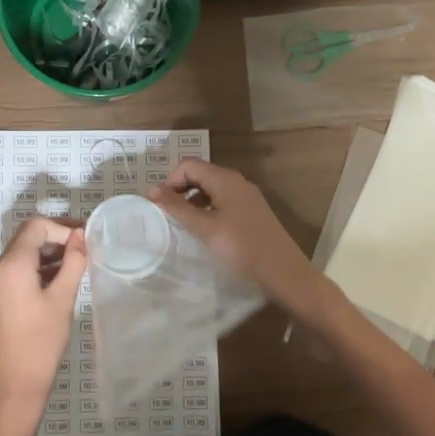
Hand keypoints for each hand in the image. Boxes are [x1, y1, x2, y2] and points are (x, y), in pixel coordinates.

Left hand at [0, 216, 86, 420]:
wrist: (16, 383)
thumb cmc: (42, 340)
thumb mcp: (63, 298)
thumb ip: (73, 262)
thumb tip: (82, 235)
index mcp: (13, 264)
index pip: (37, 226)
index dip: (63, 227)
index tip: (86, 240)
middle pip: (28, 236)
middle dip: (57, 236)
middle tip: (86, 246)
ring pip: (25, 252)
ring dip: (50, 252)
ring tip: (79, 262)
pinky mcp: (1, 295)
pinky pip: (20, 269)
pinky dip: (41, 266)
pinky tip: (63, 278)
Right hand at [148, 158, 326, 318]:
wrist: (282, 270)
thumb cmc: (241, 247)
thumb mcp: (205, 228)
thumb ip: (178, 208)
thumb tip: (152, 190)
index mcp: (225, 179)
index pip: (188, 165)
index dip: (170, 181)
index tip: (161, 206)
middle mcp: (237, 181)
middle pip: (200, 173)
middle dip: (180, 189)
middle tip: (169, 214)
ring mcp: (246, 195)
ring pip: (212, 187)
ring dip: (194, 199)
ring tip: (185, 224)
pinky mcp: (252, 210)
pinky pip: (223, 199)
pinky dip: (208, 208)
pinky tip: (206, 229)